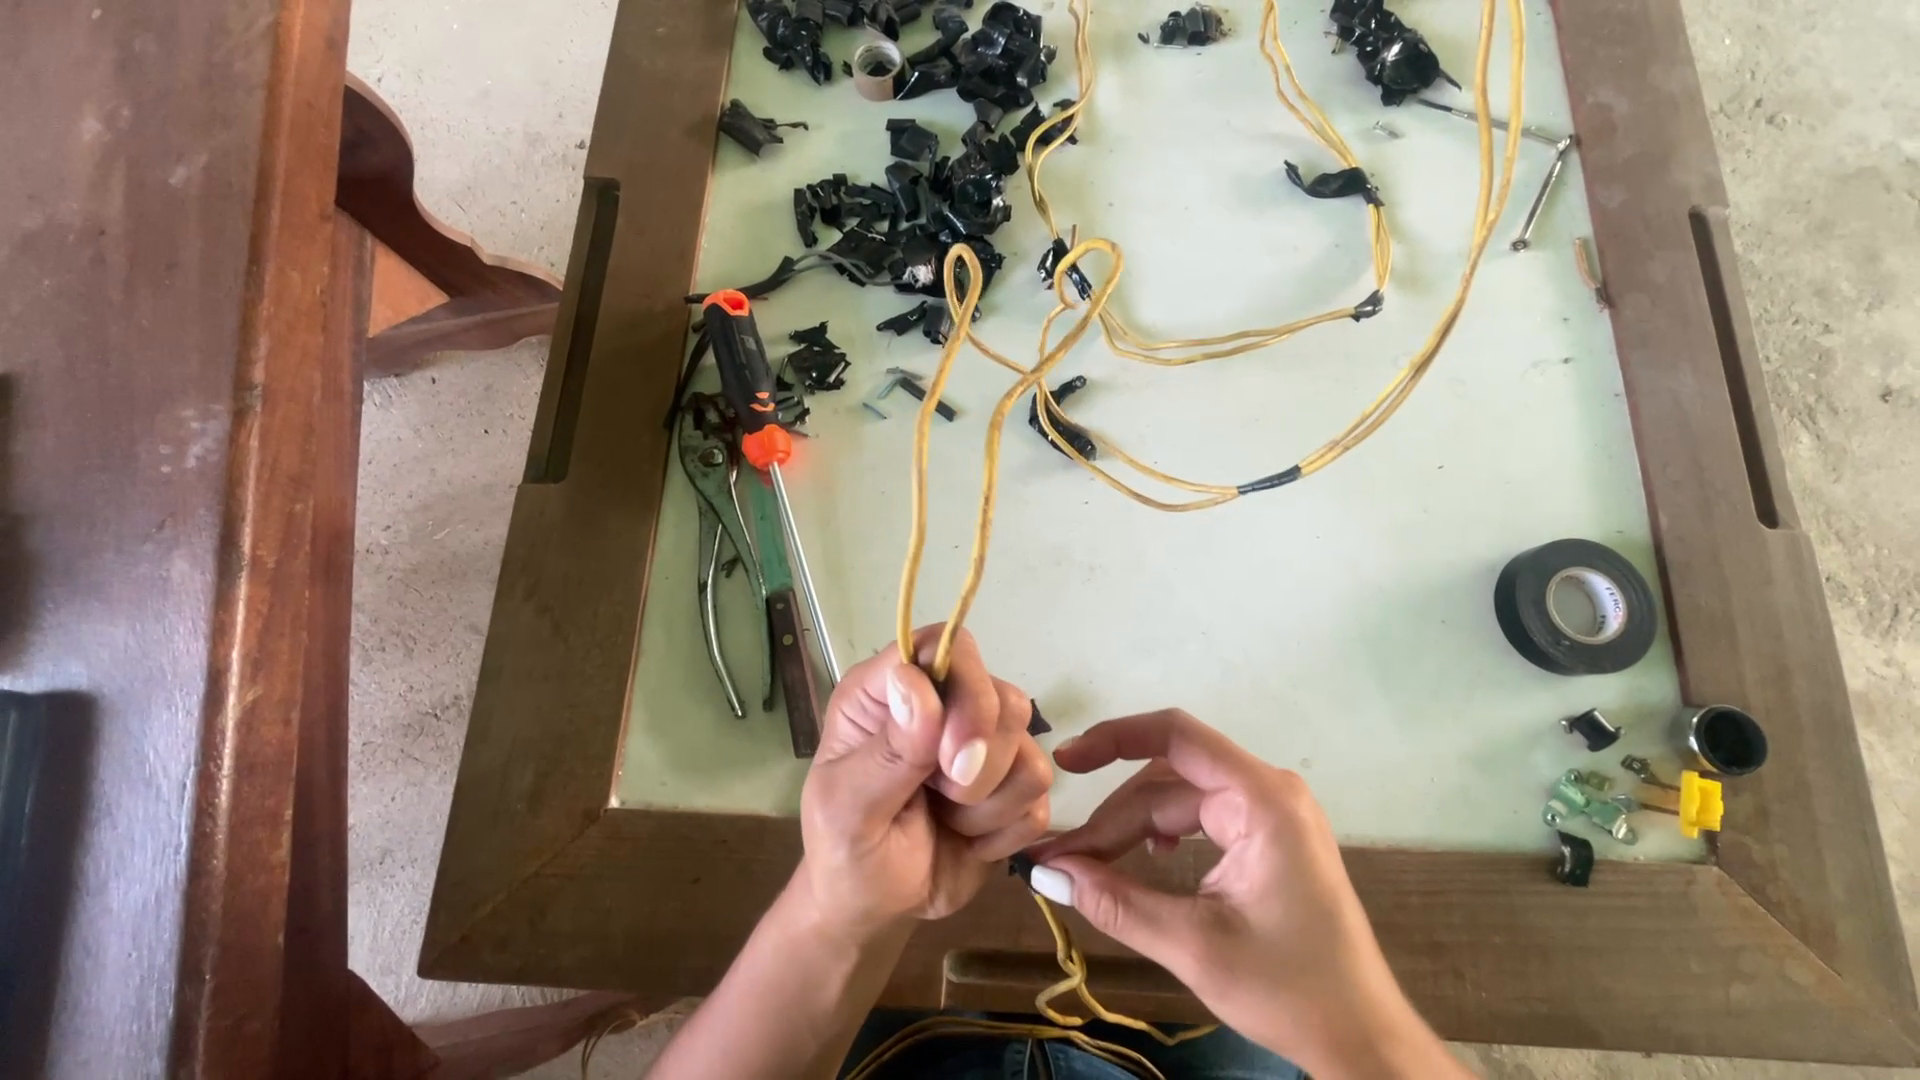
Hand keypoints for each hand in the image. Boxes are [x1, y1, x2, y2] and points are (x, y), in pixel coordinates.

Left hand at [796, 626, 1051, 941]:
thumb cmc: (845, 852)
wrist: (875, 910)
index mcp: (885, 692)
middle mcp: (940, 705)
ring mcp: (981, 745)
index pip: (943, 645)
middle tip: (942, 796)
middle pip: (1002, 696)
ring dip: (987, 802)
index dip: (964, 688)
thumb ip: (888, 751)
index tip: (951, 754)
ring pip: (1029, 746)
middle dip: (979, 761)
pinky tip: (969, 839)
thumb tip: (918, 684)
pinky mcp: (1011, 787)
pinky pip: (1040, 795)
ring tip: (946, 819)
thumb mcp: (846, 808)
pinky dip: (1004, 829)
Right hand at [1027, 710, 1462, 1076]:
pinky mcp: (1263, 836)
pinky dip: (1159, 835)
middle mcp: (1265, 791)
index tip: (1066, 763)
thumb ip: (1116, 902)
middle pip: (1167, 780)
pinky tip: (1143, 859)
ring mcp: (1267, 812)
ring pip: (1176, 800)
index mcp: (1262, 799)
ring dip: (1130, 830)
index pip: (1177, 736)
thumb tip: (1045, 873)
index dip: (1114, 738)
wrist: (1362, 1039)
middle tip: (1061, 860)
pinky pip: (1197, 818)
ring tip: (1088, 867)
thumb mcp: (1194, 946)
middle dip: (1113, 818)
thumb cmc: (1291, 990)